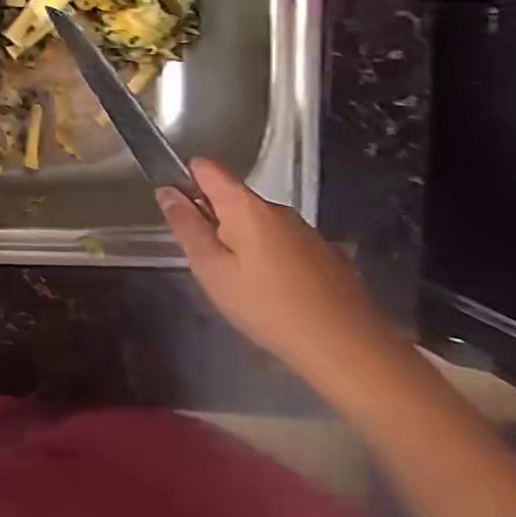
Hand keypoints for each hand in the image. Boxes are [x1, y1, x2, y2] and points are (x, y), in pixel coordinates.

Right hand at [159, 160, 392, 374]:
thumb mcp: (212, 270)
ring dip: (240, 238)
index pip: (209, 169)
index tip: (176, 210)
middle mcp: (279, 210)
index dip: (186, 178)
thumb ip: (187, 227)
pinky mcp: (327, 254)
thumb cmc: (267, 307)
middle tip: (203, 260)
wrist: (348, 347)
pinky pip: (283, 242)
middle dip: (212, 217)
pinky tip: (271, 290)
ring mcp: (307, 231)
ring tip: (235, 279)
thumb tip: (167, 192)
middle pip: (234, 197)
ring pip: (259, 222)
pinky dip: (267, 255)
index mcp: (247, 207)